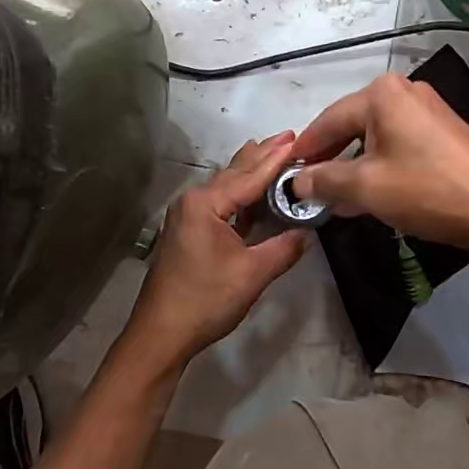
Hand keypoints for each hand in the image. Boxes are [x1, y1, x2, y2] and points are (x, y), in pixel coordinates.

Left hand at [124, 134, 309, 367]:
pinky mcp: (188, 231)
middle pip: (233, 173)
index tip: (299, 138)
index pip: (249, 176)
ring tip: (273, 152)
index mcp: (205, 204)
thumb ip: (283, 248)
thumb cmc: (206, 300)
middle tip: (290, 137)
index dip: (276, 159)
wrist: (162, 331)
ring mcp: (187, 216)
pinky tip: (254, 192)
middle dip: (261, 157)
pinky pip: (219, 204)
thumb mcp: (252, 274)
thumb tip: (306, 232)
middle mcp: (192, 201)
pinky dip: (240, 196)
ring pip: (225, 187)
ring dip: (249, 172)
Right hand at [290, 72, 468, 252]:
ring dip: (351, 168)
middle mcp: (404, 92)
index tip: (285, 174)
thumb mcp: (364, 187)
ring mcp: (427, 111)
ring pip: (373, 139)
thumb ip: (322, 180)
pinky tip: (367, 195)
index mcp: (382, 94)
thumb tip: (296, 182)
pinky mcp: (443, 133)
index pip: (327, 121)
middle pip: (350, 126)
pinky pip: (396, 146)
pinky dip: (377, 168)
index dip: (304, 151)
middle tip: (308, 188)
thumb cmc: (426, 190)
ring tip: (334, 199)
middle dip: (328, 160)